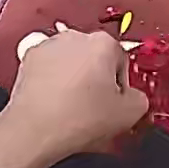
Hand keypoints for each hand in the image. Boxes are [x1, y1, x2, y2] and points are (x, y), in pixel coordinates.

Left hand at [0, 29, 147, 167]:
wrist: (33, 130)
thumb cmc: (78, 118)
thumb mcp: (129, 114)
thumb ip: (140, 99)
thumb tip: (134, 98)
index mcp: (104, 43)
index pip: (121, 61)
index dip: (121, 86)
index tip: (115, 104)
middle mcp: (76, 37)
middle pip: (96, 59)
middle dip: (97, 80)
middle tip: (95, 108)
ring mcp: (49, 45)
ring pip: (71, 62)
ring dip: (74, 79)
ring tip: (72, 109)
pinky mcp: (28, 58)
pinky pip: (49, 68)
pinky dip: (52, 82)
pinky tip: (54, 104)